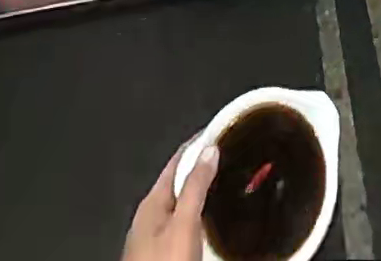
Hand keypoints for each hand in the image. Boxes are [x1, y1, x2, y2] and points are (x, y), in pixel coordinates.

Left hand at [121, 140, 219, 260]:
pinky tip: (212, 221)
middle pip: (178, 182)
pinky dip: (198, 214)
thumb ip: (195, 186)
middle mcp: (149, 217)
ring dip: (201, 193)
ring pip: (181, 205)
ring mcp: (153, 239)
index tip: (222, 132)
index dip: (198, 143)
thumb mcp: (183, 224)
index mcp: (151, 202)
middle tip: (230, 159)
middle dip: (202, 168)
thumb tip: (209, 148)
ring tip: (227, 185)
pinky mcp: (161, 257)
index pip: (177, 160)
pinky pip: (182, 224)